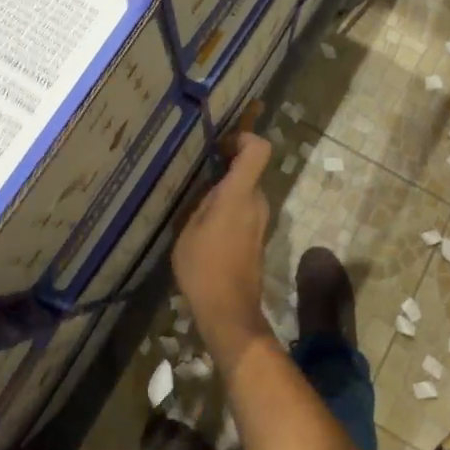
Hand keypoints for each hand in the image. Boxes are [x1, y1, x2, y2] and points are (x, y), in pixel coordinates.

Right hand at [173, 133, 275, 372]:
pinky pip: (246, 211)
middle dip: (226, 171)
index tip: (221, 146)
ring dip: (226, 194)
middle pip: (249, 172)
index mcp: (239, 194)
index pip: (258, 149)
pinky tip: (205, 230)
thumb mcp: (188, 230)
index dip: (243, 138)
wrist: (229, 310)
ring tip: (195, 209)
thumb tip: (212, 189)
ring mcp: (262, 221)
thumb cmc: (203, 267)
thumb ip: (202, 203)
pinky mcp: (259, 238)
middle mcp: (257, 202)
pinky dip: (230, 212)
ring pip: (246, 193)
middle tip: (196, 182)